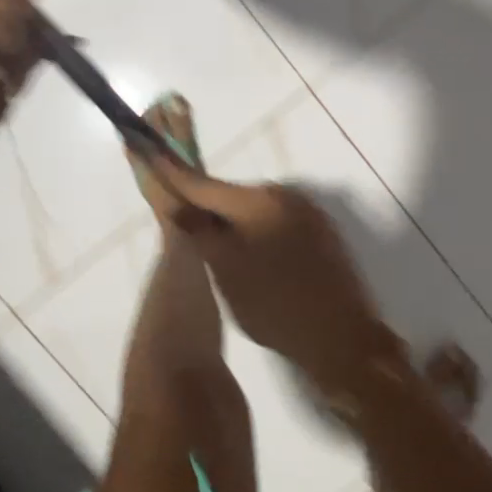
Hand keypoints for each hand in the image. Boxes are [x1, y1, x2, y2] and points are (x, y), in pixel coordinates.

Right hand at [143, 156, 404, 389]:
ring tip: (217, 254)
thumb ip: (200, 233)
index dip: (174, 175)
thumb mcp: (226, 272)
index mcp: (259, 200)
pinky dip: (258, 235)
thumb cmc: (276, 307)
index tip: (149, 153)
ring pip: (256, 212)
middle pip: (232, 197)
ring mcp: (310, 212)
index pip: (205, 185)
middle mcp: (287, 195)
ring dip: (235, 225)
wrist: (343, 338)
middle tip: (183, 229)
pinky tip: (252, 261)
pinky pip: (278, 224)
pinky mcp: (323, 233)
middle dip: (207, 210)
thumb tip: (180, 205)